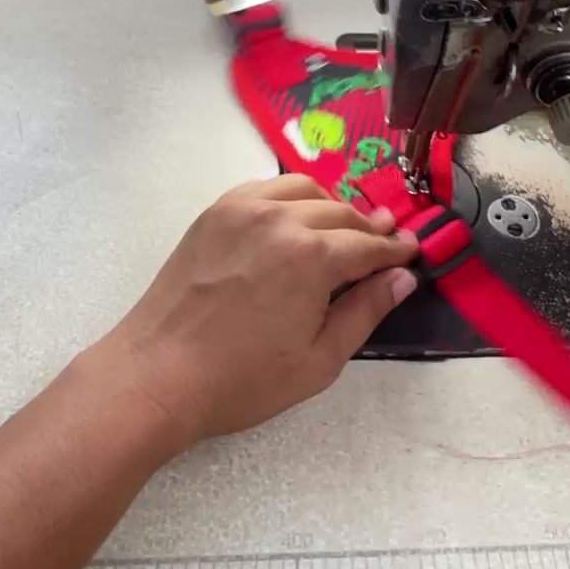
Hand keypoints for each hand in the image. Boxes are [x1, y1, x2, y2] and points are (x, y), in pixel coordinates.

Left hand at [90, 175, 419, 447]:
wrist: (158, 373)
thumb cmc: (241, 380)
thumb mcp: (317, 361)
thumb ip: (364, 313)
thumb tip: (402, 278)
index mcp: (311, 257)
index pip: (367, 245)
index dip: (394, 249)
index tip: (411, 250)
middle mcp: (281, 220)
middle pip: (340, 213)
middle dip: (368, 226)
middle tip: (386, 236)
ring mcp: (243, 210)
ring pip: (303, 190)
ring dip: (331, 205)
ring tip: (342, 226)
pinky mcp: (215, 212)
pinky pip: (264, 188)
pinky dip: (289, 196)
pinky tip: (294, 216)